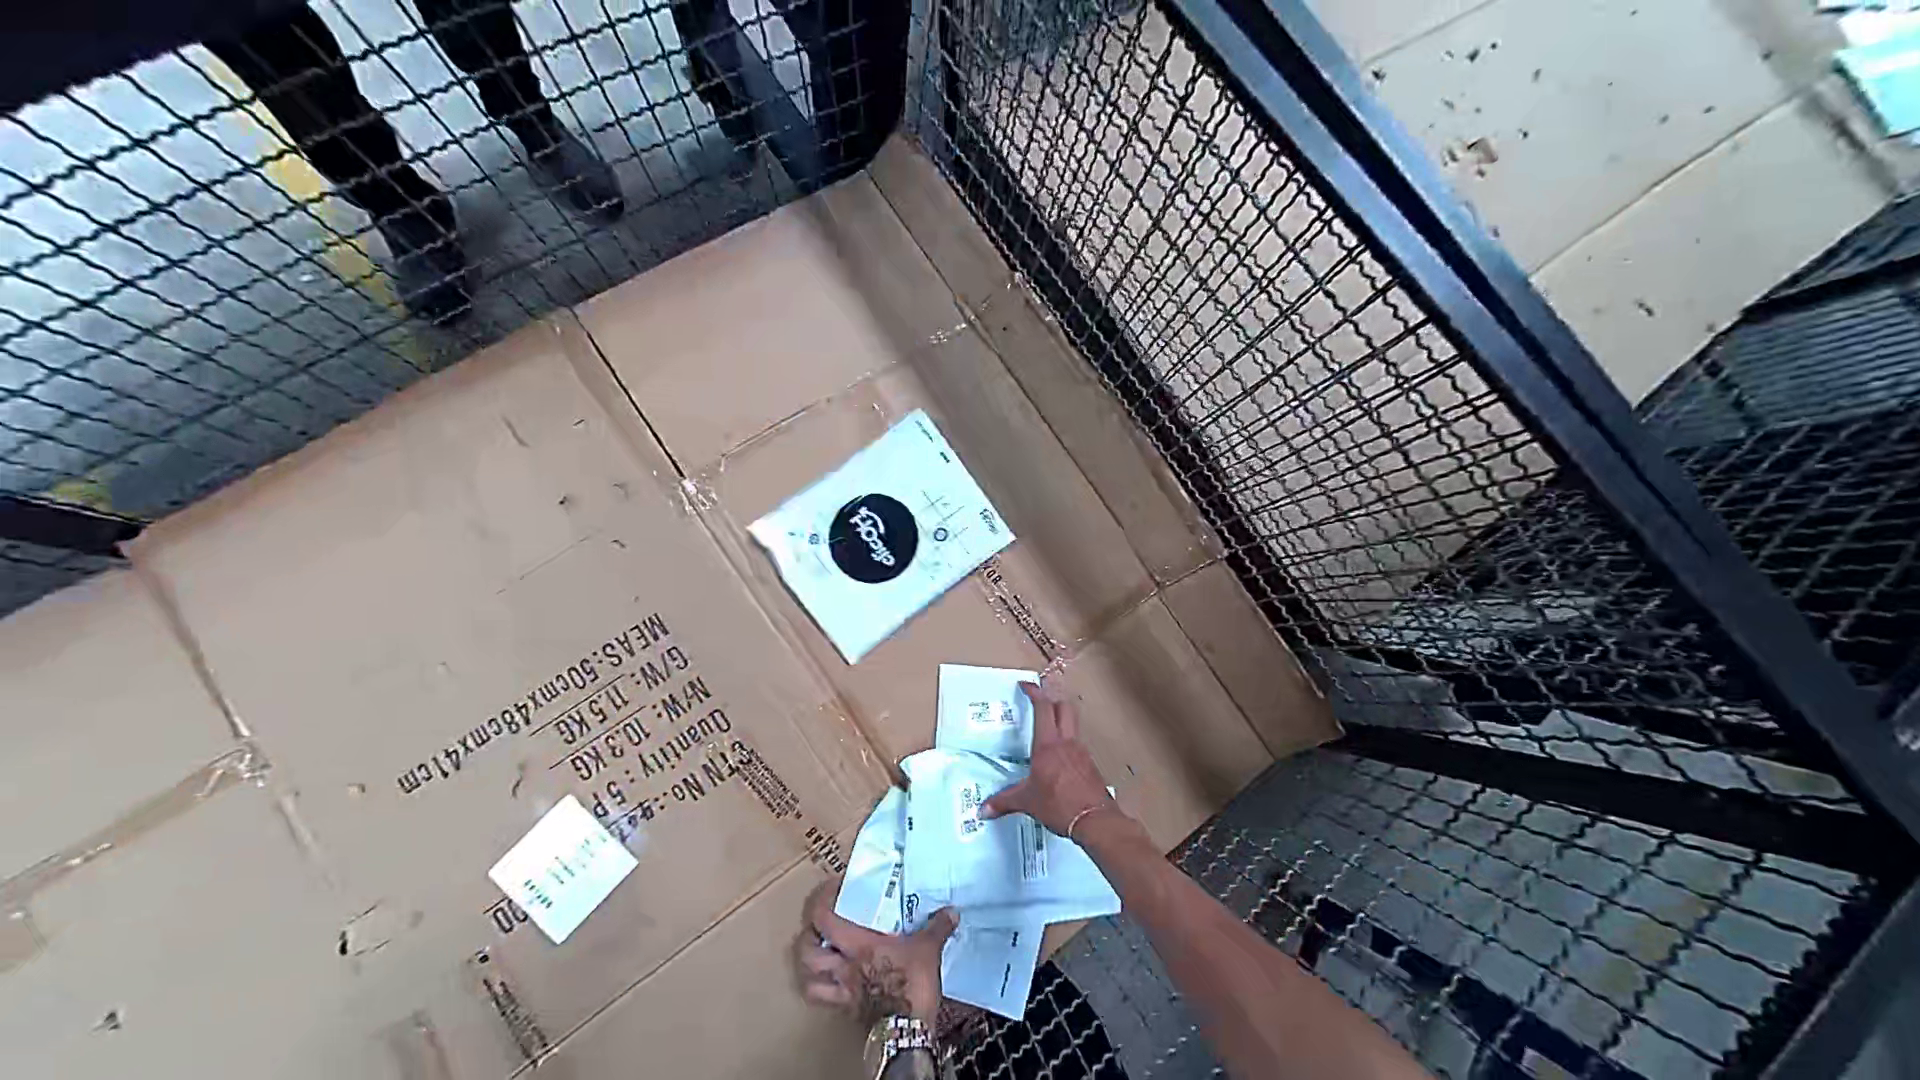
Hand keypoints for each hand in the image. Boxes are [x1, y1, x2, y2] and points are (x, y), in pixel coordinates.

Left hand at [797, 878, 957, 1023]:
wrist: (908, 1029)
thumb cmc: (912, 983)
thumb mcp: (928, 948)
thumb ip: (937, 927)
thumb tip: (952, 912)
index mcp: (857, 944)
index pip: (824, 918)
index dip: (821, 901)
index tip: (833, 889)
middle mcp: (843, 966)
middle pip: (805, 951)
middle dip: (806, 936)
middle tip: (818, 925)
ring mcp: (842, 990)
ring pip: (807, 979)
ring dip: (807, 966)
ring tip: (818, 953)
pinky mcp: (847, 1010)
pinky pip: (824, 1000)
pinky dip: (822, 990)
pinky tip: (832, 981)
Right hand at [981, 680, 1122, 838]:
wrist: (1096, 821)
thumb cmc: (1059, 805)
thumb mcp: (1028, 802)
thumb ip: (1004, 802)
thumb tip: (984, 810)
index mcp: (1048, 745)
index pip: (1043, 708)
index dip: (1034, 692)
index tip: (1025, 685)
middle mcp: (1067, 743)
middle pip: (1064, 708)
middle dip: (1052, 700)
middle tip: (1040, 702)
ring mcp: (1081, 752)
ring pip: (1073, 725)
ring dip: (1061, 721)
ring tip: (1048, 731)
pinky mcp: (1090, 765)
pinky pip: (1078, 746)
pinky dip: (1068, 744)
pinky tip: (1060, 759)